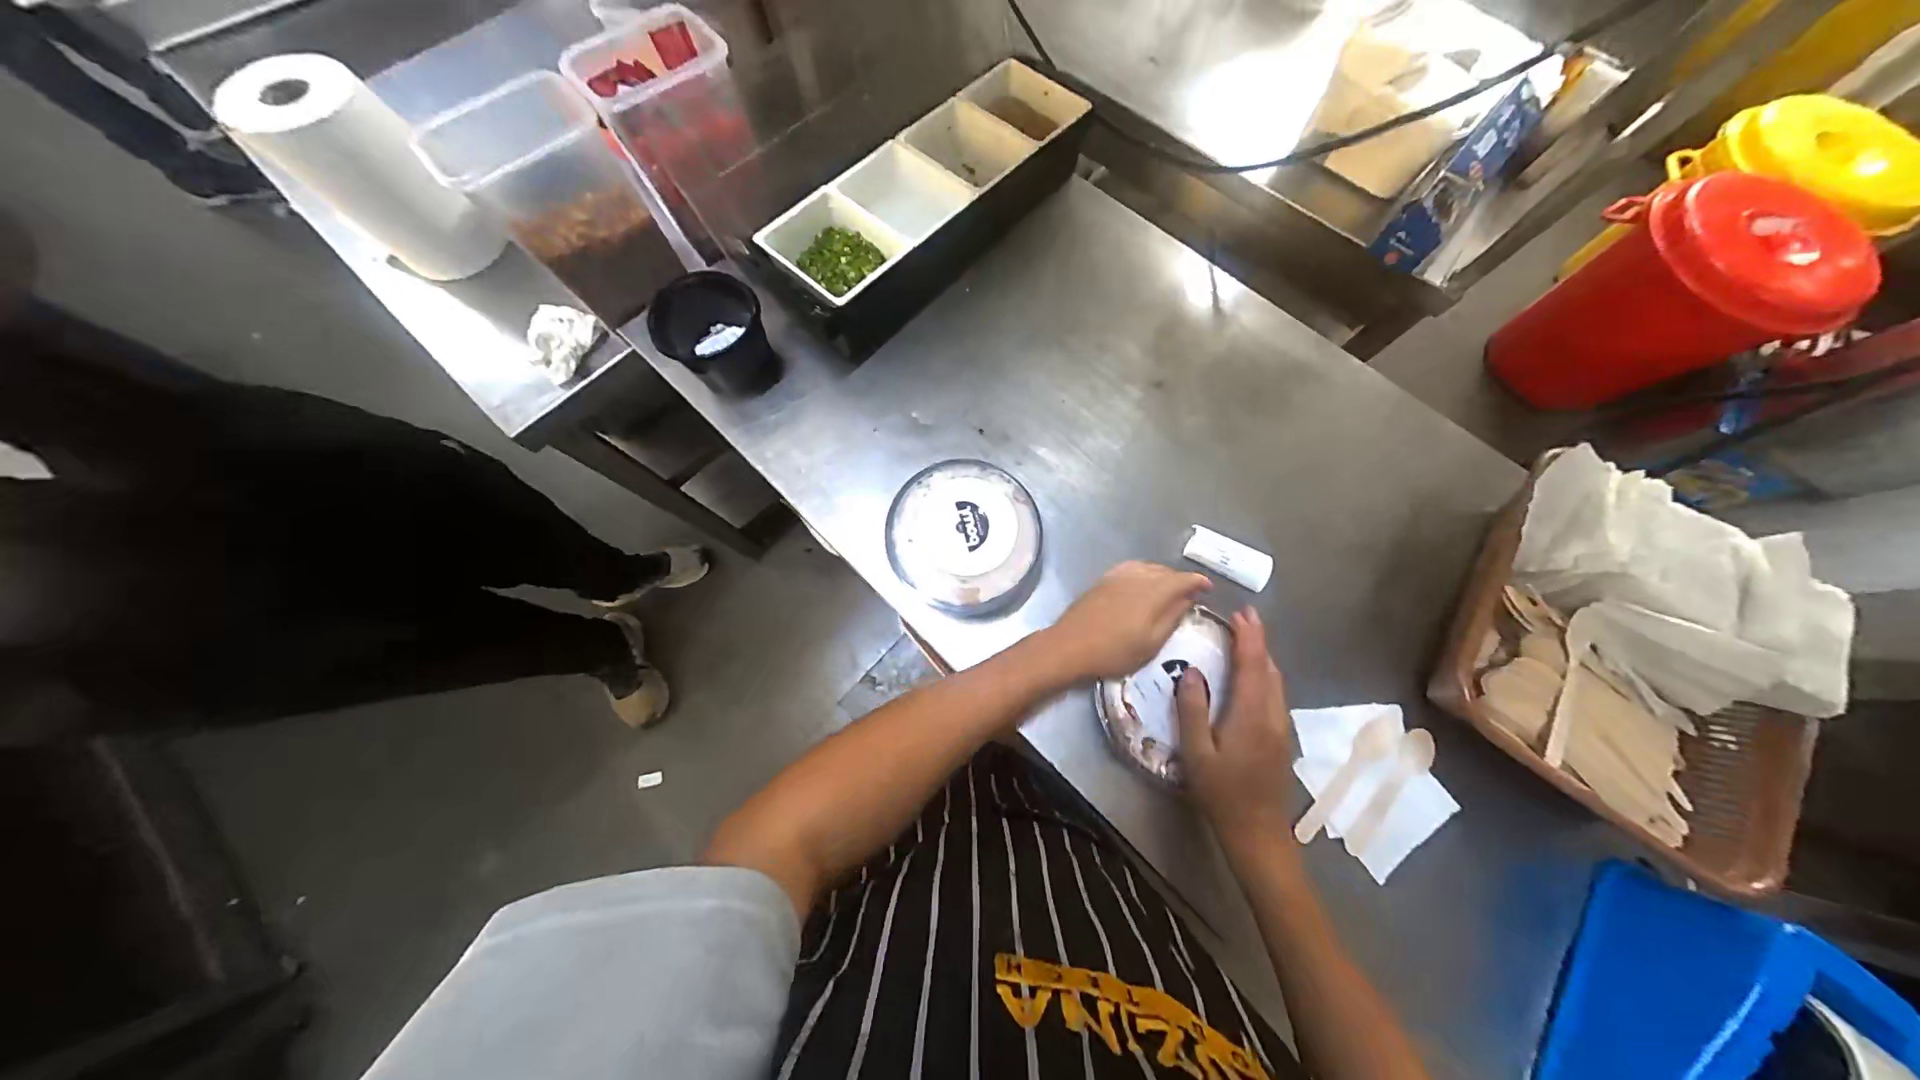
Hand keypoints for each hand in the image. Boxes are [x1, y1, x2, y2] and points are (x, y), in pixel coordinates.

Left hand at [1044, 561, 1211, 680]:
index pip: (1183, 579)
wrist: (1070, 646)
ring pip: (1148, 568)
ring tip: (1167, 590)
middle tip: (1189, 594)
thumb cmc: (1115, 651)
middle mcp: (1137, 576)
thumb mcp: (1152, 642)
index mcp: (1154, 591)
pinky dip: (1143, 573)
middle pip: (1166, 571)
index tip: (1208, 588)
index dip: (1198, 582)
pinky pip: (1131, 569)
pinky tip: (1141, 584)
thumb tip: (1188, 598)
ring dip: (1162, 576)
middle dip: (1180, 580)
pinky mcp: (1103, 580)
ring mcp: (1117, 576)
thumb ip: (1172, 617)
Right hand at [1177, 608, 1296, 850]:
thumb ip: (1192, 711)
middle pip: (1269, 668)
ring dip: (1263, 656)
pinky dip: (1265, 674)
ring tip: (1247, 638)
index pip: (1252, 665)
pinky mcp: (1282, 738)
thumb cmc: (1221, 794)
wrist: (1258, 833)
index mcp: (1250, 716)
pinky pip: (1275, 694)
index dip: (1248, 637)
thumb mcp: (1197, 753)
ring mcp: (1281, 728)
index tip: (1242, 612)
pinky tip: (1254, 676)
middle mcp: (1272, 716)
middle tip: (1243, 617)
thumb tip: (1192, 672)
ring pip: (1276, 681)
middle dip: (1258, 640)